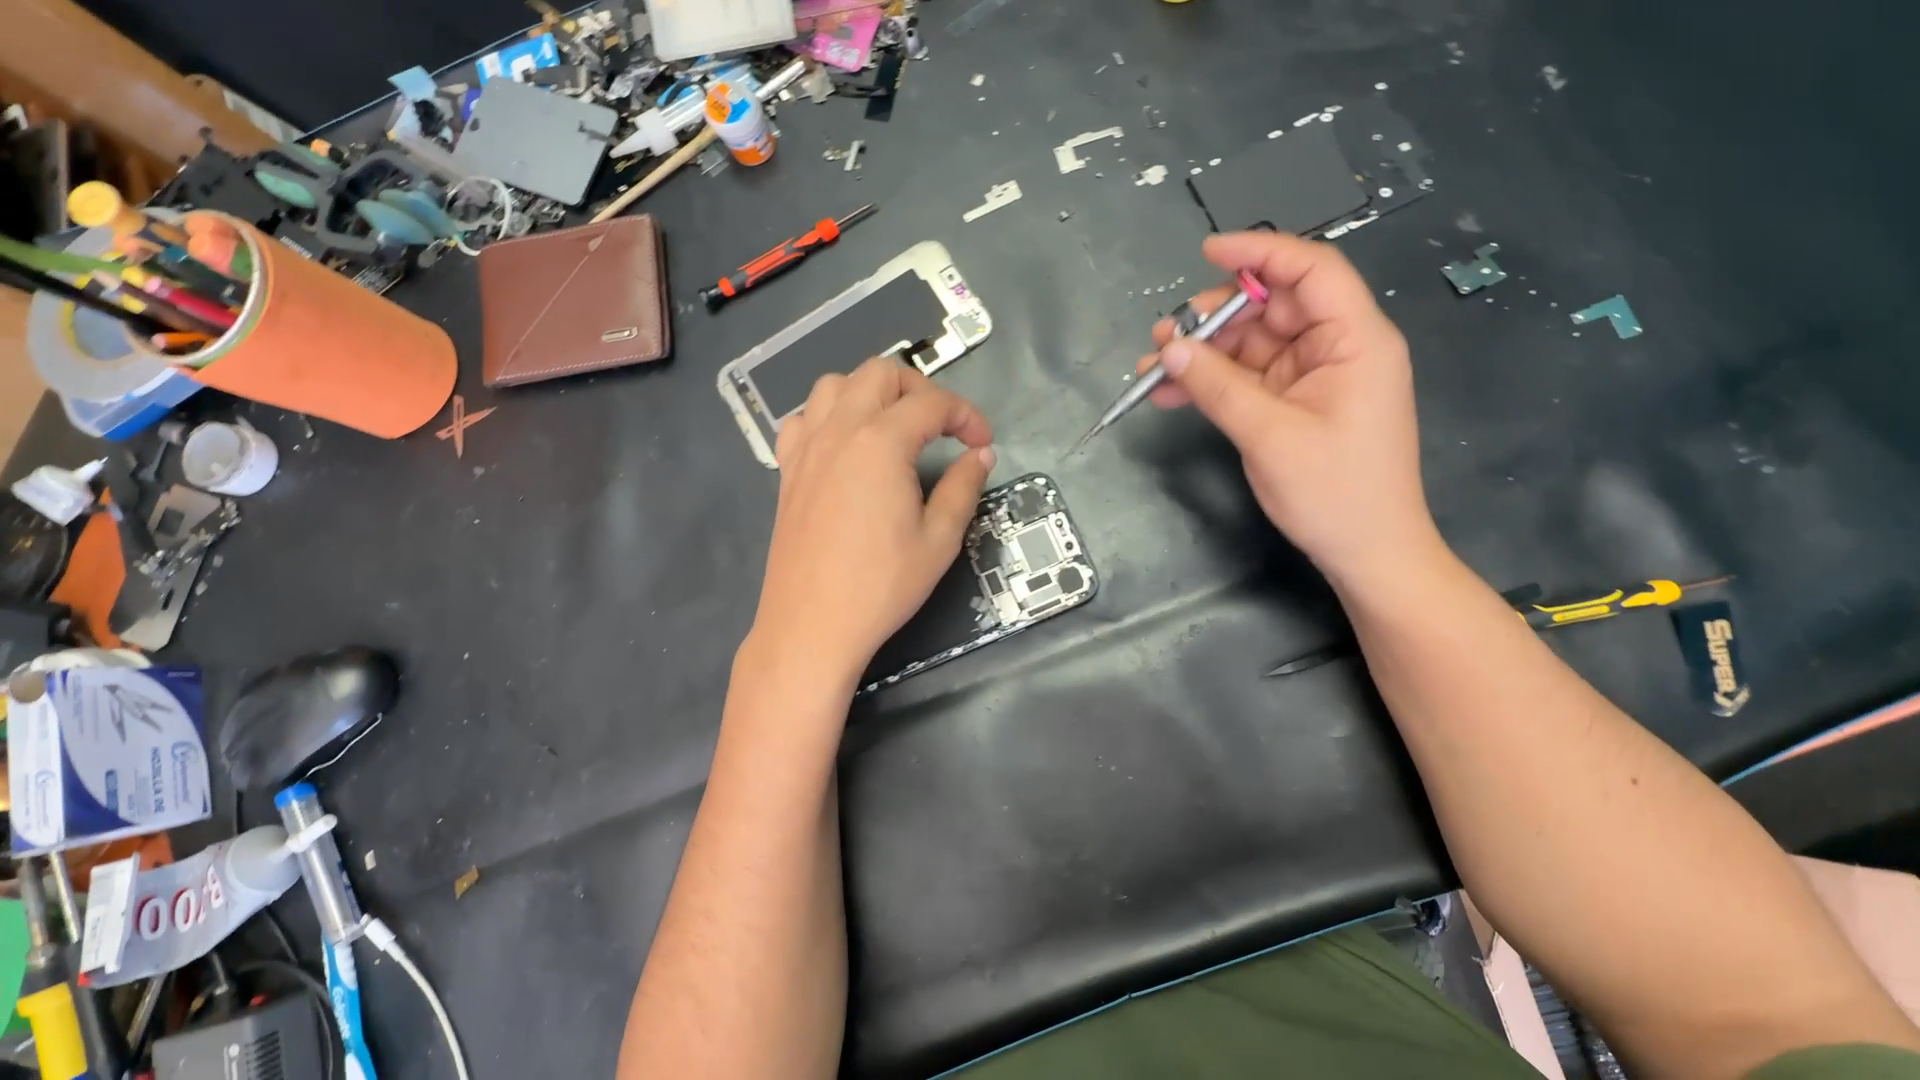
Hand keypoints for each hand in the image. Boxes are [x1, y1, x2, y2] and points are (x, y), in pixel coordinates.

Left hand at [747, 356, 995, 691]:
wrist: (811, 624)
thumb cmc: (881, 586)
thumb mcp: (939, 540)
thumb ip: (962, 487)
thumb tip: (980, 454)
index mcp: (881, 442)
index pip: (932, 403)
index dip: (966, 415)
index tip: (982, 441)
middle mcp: (840, 431)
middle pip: (880, 373)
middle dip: (919, 389)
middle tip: (941, 427)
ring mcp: (807, 448)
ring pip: (835, 384)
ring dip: (870, 392)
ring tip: (893, 426)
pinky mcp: (787, 471)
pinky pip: (803, 419)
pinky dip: (827, 416)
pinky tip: (844, 445)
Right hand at [1137, 231, 1438, 582]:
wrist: (1368, 554)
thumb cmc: (1336, 493)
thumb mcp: (1270, 436)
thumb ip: (1218, 386)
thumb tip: (1170, 348)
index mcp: (1355, 340)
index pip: (1310, 271)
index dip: (1260, 252)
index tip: (1207, 253)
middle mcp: (1337, 348)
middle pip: (1272, 307)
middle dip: (1215, 316)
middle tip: (1166, 334)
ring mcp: (1314, 377)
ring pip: (1252, 343)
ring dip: (1204, 352)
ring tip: (1154, 366)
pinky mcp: (1294, 404)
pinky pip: (1247, 378)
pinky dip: (1212, 382)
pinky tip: (1171, 391)